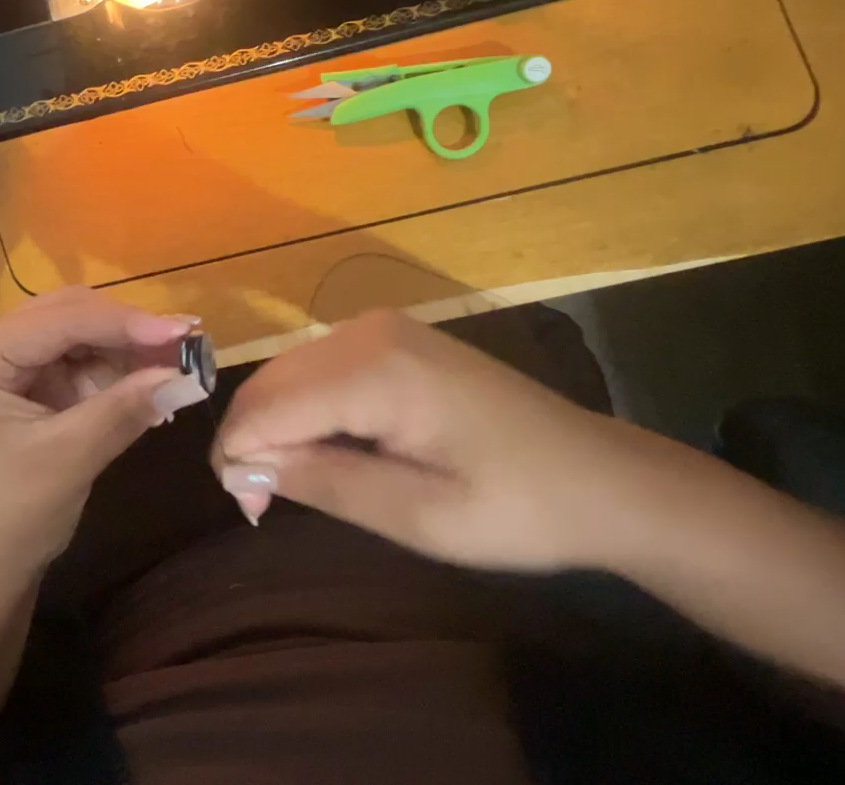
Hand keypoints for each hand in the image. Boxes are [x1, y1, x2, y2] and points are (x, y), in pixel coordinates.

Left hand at [0, 288, 211, 588]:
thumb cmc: (11, 515)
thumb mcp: (68, 458)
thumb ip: (124, 410)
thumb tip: (188, 376)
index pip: (58, 321)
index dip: (123, 322)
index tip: (183, 331)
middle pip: (69, 317)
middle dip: (128, 332)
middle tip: (188, 345)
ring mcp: (12, 365)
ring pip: (81, 337)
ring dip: (128, 352)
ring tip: (180, 370)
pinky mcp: (33, 387)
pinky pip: (83, 365)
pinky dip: (118, 374)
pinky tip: (154, 391)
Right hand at [213, 309, 680, 571]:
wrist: (605, 477)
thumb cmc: (520, 508)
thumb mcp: (418, 515)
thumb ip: (323, 482)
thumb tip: (239, 468)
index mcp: (377, 372)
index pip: (267, 407)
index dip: (239, 456)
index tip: (247, 509)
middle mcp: (365, 332)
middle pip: (268, 383)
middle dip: (249, 439)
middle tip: (259, 503)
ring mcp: (378, 327)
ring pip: (285, 373)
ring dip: (271, 424)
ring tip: (287, 480)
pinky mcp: (388, 336)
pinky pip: (315, 368)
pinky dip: (300, 407)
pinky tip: (319, 445)